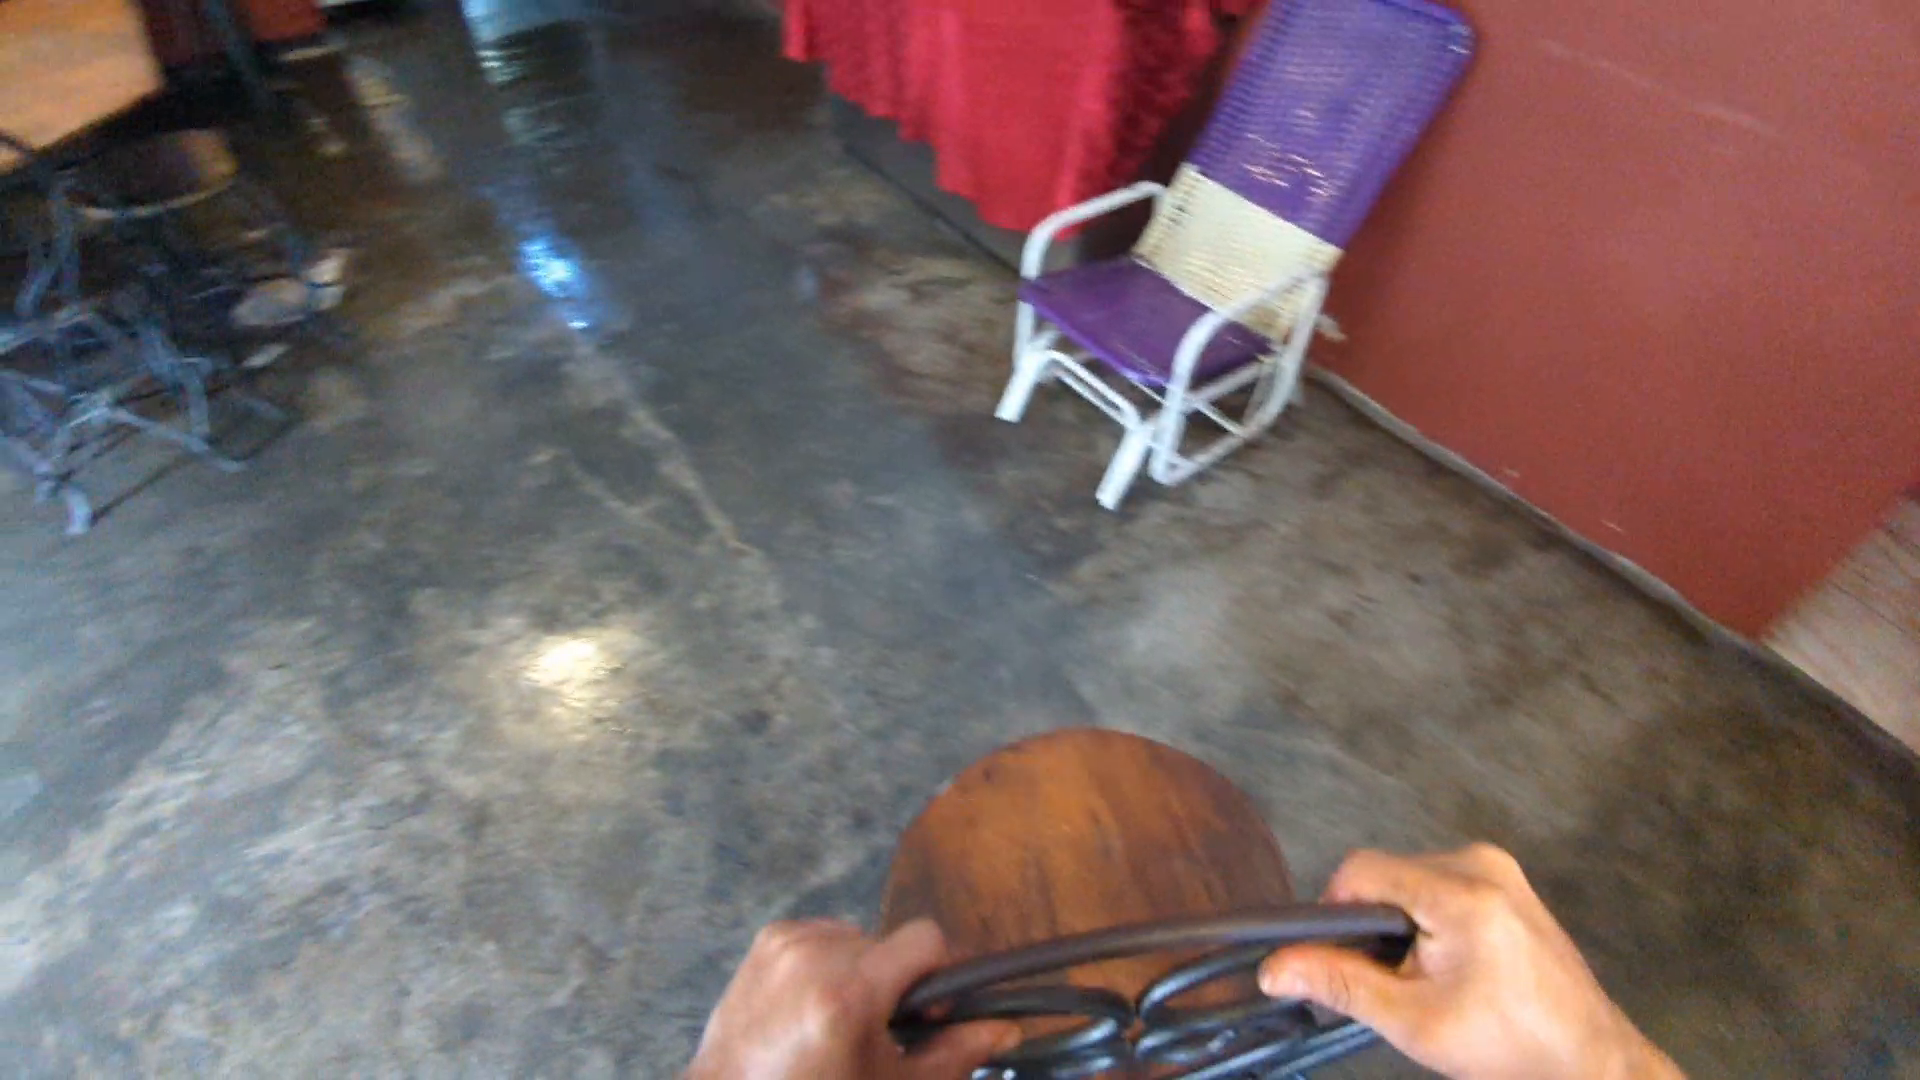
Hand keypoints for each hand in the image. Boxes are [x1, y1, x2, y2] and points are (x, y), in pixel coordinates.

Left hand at [686, 918, 1020, 1079]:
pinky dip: (829, 960)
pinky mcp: (770, 935)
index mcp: (850, 993)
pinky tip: (812, 1002)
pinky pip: (825, 934)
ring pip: (859, 937)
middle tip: (878, 1029)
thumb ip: (953, 1055)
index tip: (933, 1008)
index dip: (941, 970)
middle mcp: (818, 953)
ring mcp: (789, 939)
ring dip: (862, 969)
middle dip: (895, 980)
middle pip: (892, 943)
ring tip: (838, 1018)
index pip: (927, 938)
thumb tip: (1008, 1028)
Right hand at [1259, 844, 1681, 1079]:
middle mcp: (1480, 863)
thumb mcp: (1413, 1022)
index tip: (1341, 954)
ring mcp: (1496, 866)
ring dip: (1396, 916)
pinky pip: (1433, 879)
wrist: (1597, 1071)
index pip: (1362, 871)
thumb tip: (1272, 968)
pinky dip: (1422, 912)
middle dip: (1372, 920)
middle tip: (1388, 974)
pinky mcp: (1502, 876)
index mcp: (1463, 894)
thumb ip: (1338, 982)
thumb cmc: (1511, 1052)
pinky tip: (1441, 955)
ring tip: (1419, 969)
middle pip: (1383, 872)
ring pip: (1405, 874)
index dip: (1336, 908)